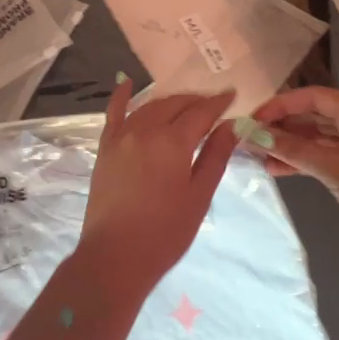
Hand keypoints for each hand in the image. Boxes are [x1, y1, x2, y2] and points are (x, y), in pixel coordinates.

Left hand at [76, 77, 236, 298]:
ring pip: (149, 107)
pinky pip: (114, 113)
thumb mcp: (198, 196)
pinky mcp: (105, 147)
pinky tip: (127, 83)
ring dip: (170, 102)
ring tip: (186, 105)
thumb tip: (231, 126)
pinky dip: (121, 96)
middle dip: (196, 102)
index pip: (201, 113)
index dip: (218, 104)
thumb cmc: (165, 232)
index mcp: (172, 141)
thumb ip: (214, 156)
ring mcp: (121, 136)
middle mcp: (145, 129)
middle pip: (175, 105)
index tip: (232, 95)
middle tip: (213, 106)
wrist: (115, 256)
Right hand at [244, 86, 338, 275]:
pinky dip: (306, 162)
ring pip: (321, 139)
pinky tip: (280, 170)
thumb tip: (254, 134)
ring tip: (259, 158)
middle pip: (317, 116)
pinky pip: (329, 158)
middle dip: (283, 127)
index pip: (314, 96)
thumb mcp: (333, 170)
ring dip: (291, 147)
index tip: (253, 119)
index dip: (281, 104)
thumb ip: (292, 150)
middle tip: (251, 139)